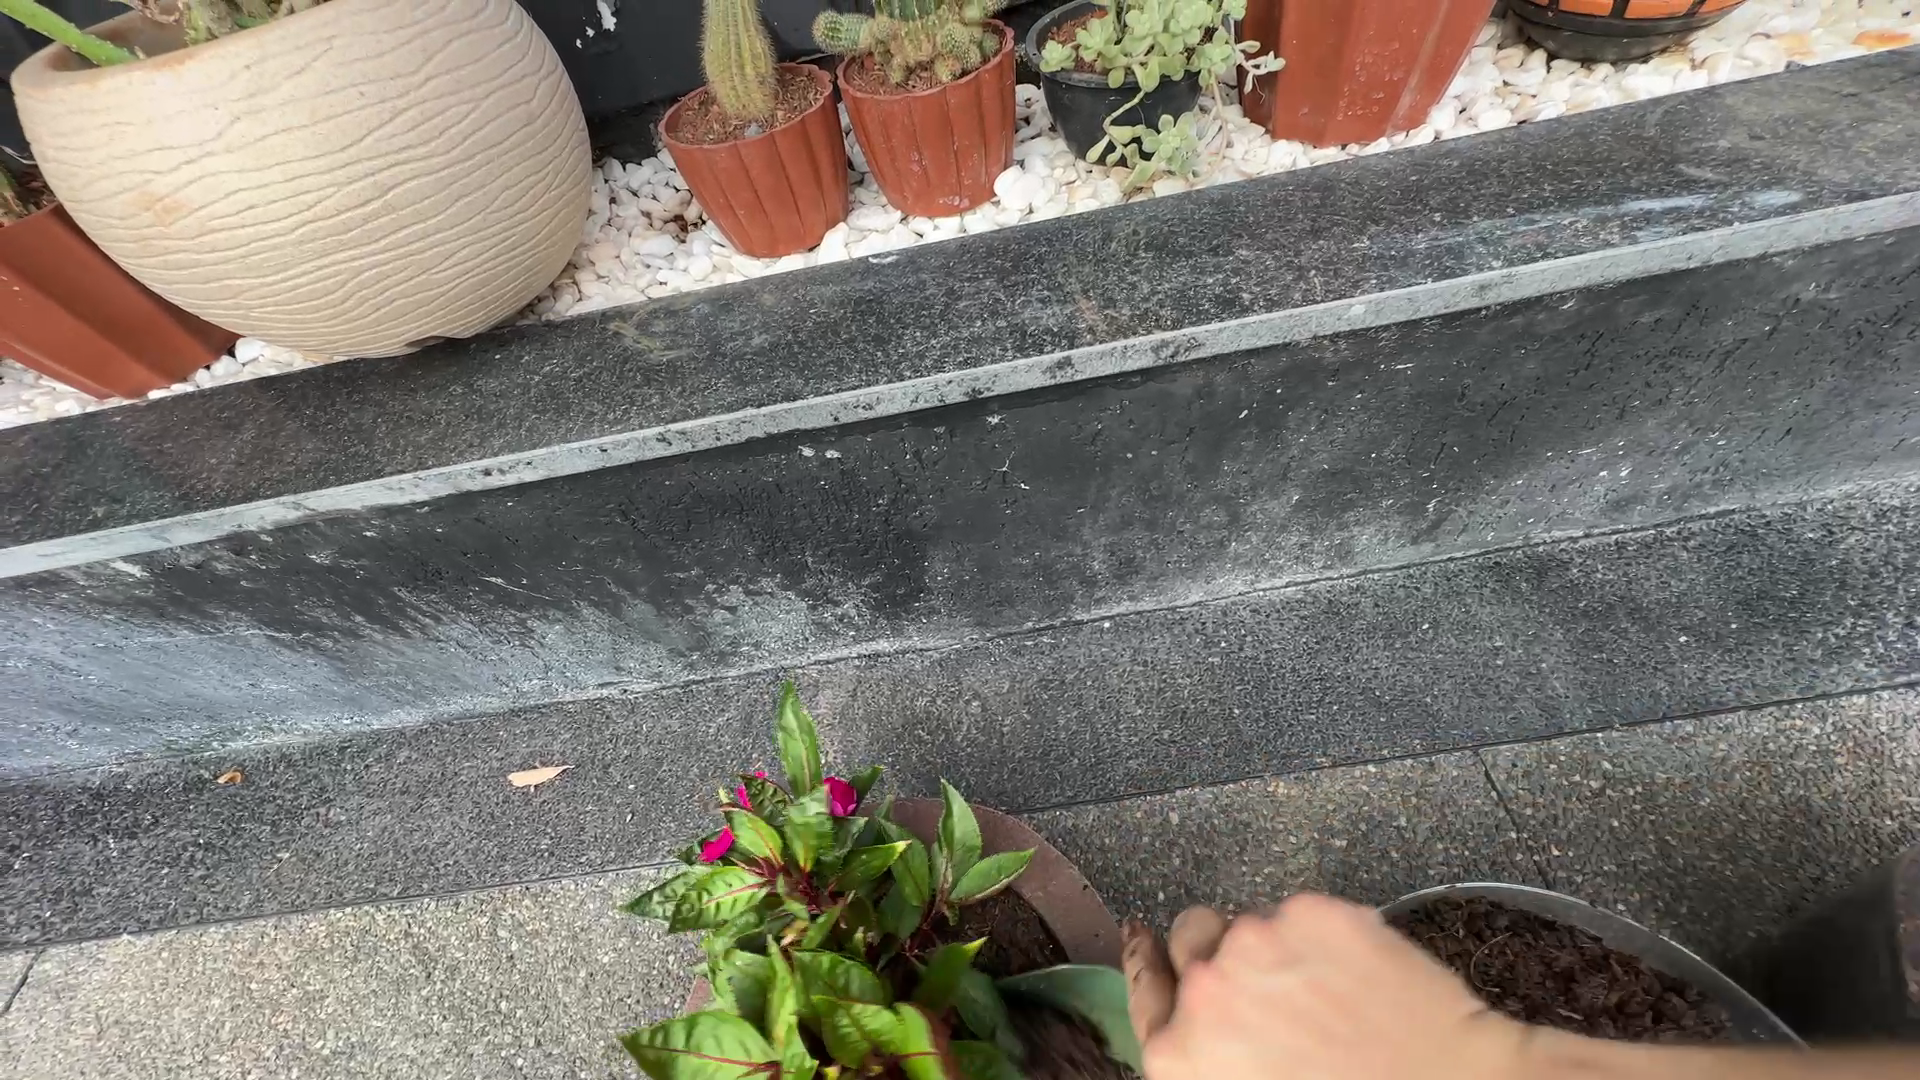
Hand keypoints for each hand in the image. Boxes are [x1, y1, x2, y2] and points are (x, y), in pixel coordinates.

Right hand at [1121, 893, 1532, 1079]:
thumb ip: (1207, 1066)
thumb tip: (1198, 1033)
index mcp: (1182, 1055)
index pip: (1142, 987)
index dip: (1143, 959)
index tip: (1141, 935)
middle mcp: (1205, 987)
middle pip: (1192, 939)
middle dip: (1219, 953)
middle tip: (1275, 993)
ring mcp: (1259, 940)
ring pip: (1252, 924)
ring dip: (1275, 948)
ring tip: (1333, 998)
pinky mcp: (1314, 912)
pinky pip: (1303, 915)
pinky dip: (1326, 938)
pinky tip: (1364, 982)